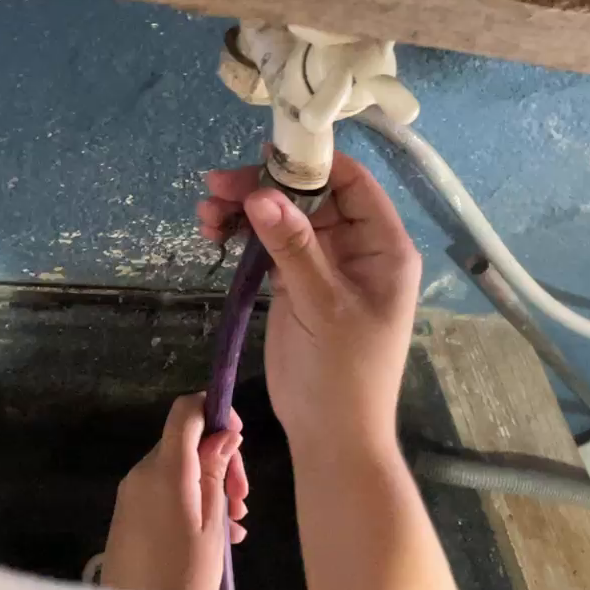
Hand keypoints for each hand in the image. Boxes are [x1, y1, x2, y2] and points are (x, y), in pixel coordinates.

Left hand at [76, 393, 247, 589]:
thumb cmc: (182, 578)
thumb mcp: (212, 525)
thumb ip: (217, 472)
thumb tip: (223, 433)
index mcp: (165, 469)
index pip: (185, 411)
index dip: (214, 410)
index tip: (239, 436)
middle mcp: (143, 471)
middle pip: (186, 441)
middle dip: (220, 459)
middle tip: (244, 497)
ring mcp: (133, 492)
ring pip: (179, 468)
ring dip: (211, 484)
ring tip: (237, 522)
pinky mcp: (130, 512)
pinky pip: (166, 490)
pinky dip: (193, 500)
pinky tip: (219, 534)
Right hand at [197, 154, 421, 460]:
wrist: (328, 434)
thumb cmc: (343, 373)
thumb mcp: (323, 305)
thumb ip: (295, 247)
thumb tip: (261, 194)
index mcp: (383, 246)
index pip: (352, 183)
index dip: (312, 163)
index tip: (264, 155)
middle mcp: (355, 246)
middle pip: (310, 196)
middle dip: (264, 188)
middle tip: (217, 186)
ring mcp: (323, 262)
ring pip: (283, 217)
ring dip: (245, 209)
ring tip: (206, 214)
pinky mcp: (294, 280)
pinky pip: (268, 243)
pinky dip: (242, 233)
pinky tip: (214, 231)